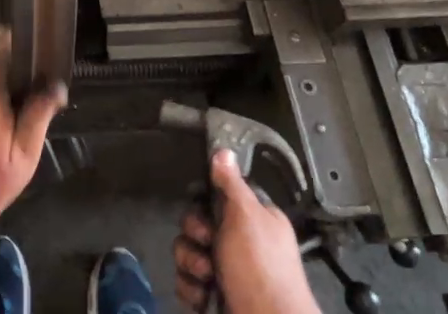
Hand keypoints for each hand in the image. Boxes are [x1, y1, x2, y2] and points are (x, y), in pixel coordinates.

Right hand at [173, 149, 317, 313]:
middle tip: (207, 244)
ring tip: (207, 278)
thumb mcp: (247, 217)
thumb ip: (231, 184)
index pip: (219, 198)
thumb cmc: (260, 268)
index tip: (203, 207)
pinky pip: (188, 282)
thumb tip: (223, 149)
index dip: (205, 201)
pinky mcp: (212, 296)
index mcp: (255, 221)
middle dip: (194, 235)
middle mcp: (240, 244)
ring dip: (191, 264)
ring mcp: (225, 272)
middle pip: (197, 224)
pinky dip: (192, 290)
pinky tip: (204, 297)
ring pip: (188, 253)